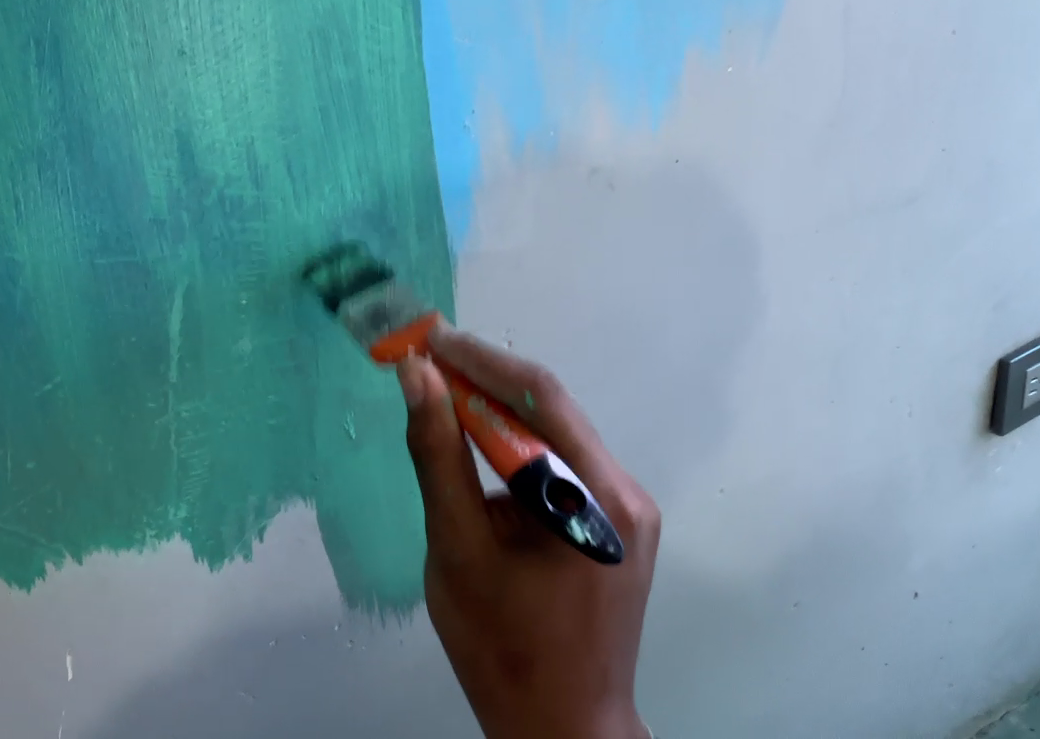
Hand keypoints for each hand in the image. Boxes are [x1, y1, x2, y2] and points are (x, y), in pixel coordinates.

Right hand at [401, 327, 659, 738]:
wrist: (560, 726)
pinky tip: (472, 440)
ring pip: (551, 431)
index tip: (424, 339)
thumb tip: (416, 375)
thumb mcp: (456, 546)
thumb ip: (436, 454)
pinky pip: (557, 461)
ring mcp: (624, 508)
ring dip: (492, 408)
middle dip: (480, 378)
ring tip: (437, 390)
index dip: (476, 359)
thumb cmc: (501, 643)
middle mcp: (624, 491)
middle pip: (547, 409)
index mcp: (598, 498)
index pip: (537, 397)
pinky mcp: (612, 522)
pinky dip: (510, 442)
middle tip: (422, 358)